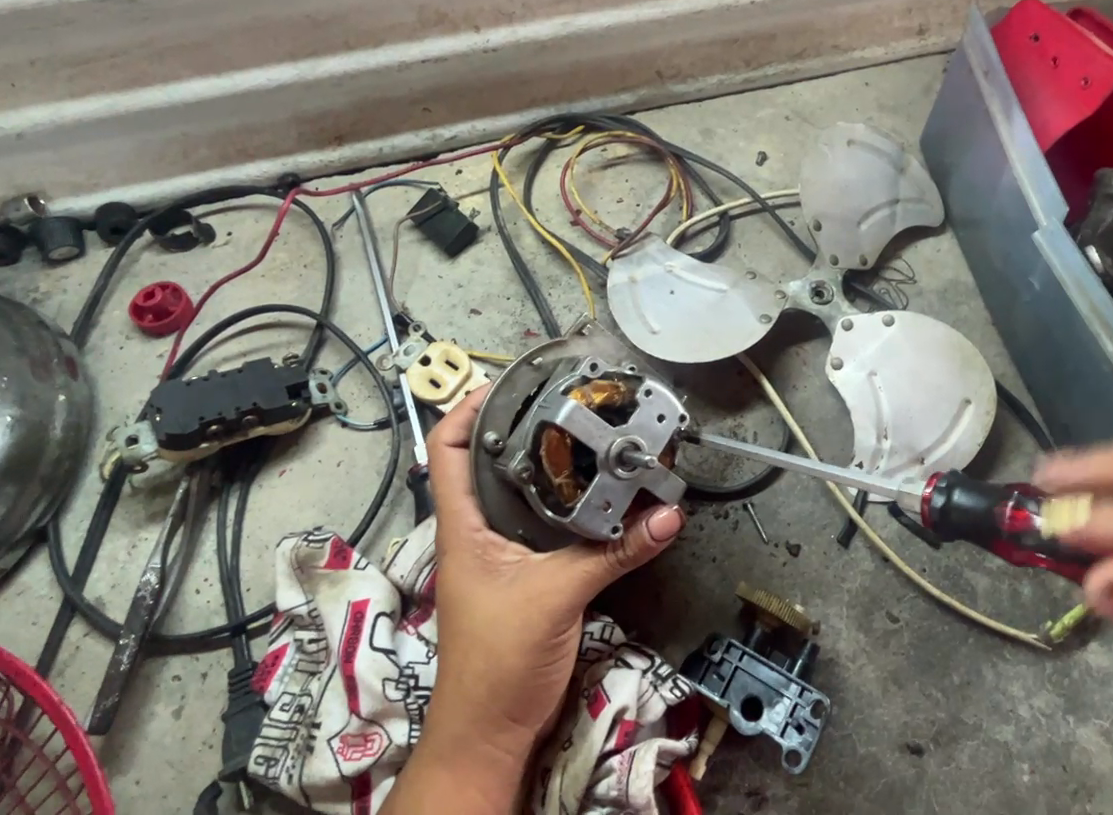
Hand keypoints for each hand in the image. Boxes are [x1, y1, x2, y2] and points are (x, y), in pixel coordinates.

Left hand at [389, 386, 684, 813]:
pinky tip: (601, 494)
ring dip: (548, 465)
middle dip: (522, 427)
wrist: (492, 731)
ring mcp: (500, 554)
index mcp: (463, 525)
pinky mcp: (526, 575)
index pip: (446, 448)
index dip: (469, 407)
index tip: (511, 382)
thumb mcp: (555, 596)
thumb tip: (666, 516)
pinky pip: (546, 524)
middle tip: (566, 401)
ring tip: (588, 434)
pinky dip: (569, 503)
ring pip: (519, 493)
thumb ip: (612, 553)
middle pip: (487, 461)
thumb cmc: (499, 660)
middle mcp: (477, 531)